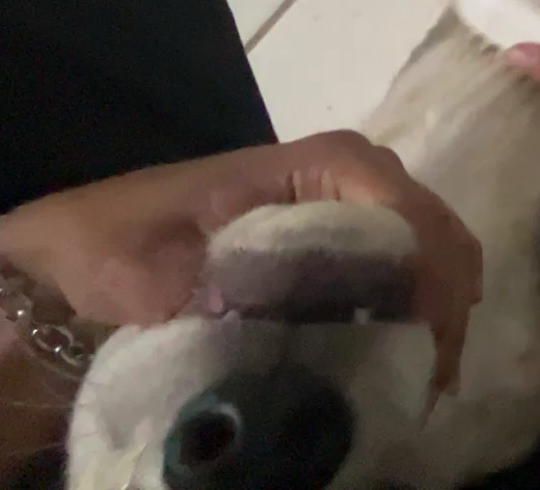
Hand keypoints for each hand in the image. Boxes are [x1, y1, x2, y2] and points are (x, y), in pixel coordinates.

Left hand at [0, 130, 482, 391]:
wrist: (91, 245)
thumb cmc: (119, 242)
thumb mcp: (147, 266)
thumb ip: (203, 289)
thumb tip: (264, 329)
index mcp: (330, 163)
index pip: (405, 209)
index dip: (426, 269)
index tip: (424, 335)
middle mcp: (367, 171)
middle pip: (435, 227)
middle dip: (448, 298)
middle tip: (436, 374)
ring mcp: (368, 199)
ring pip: (438, 244)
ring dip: (445, 307)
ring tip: (432, 376)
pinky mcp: (360, 230)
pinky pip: (419, 259)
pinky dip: (430, 304)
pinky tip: (420, 351)